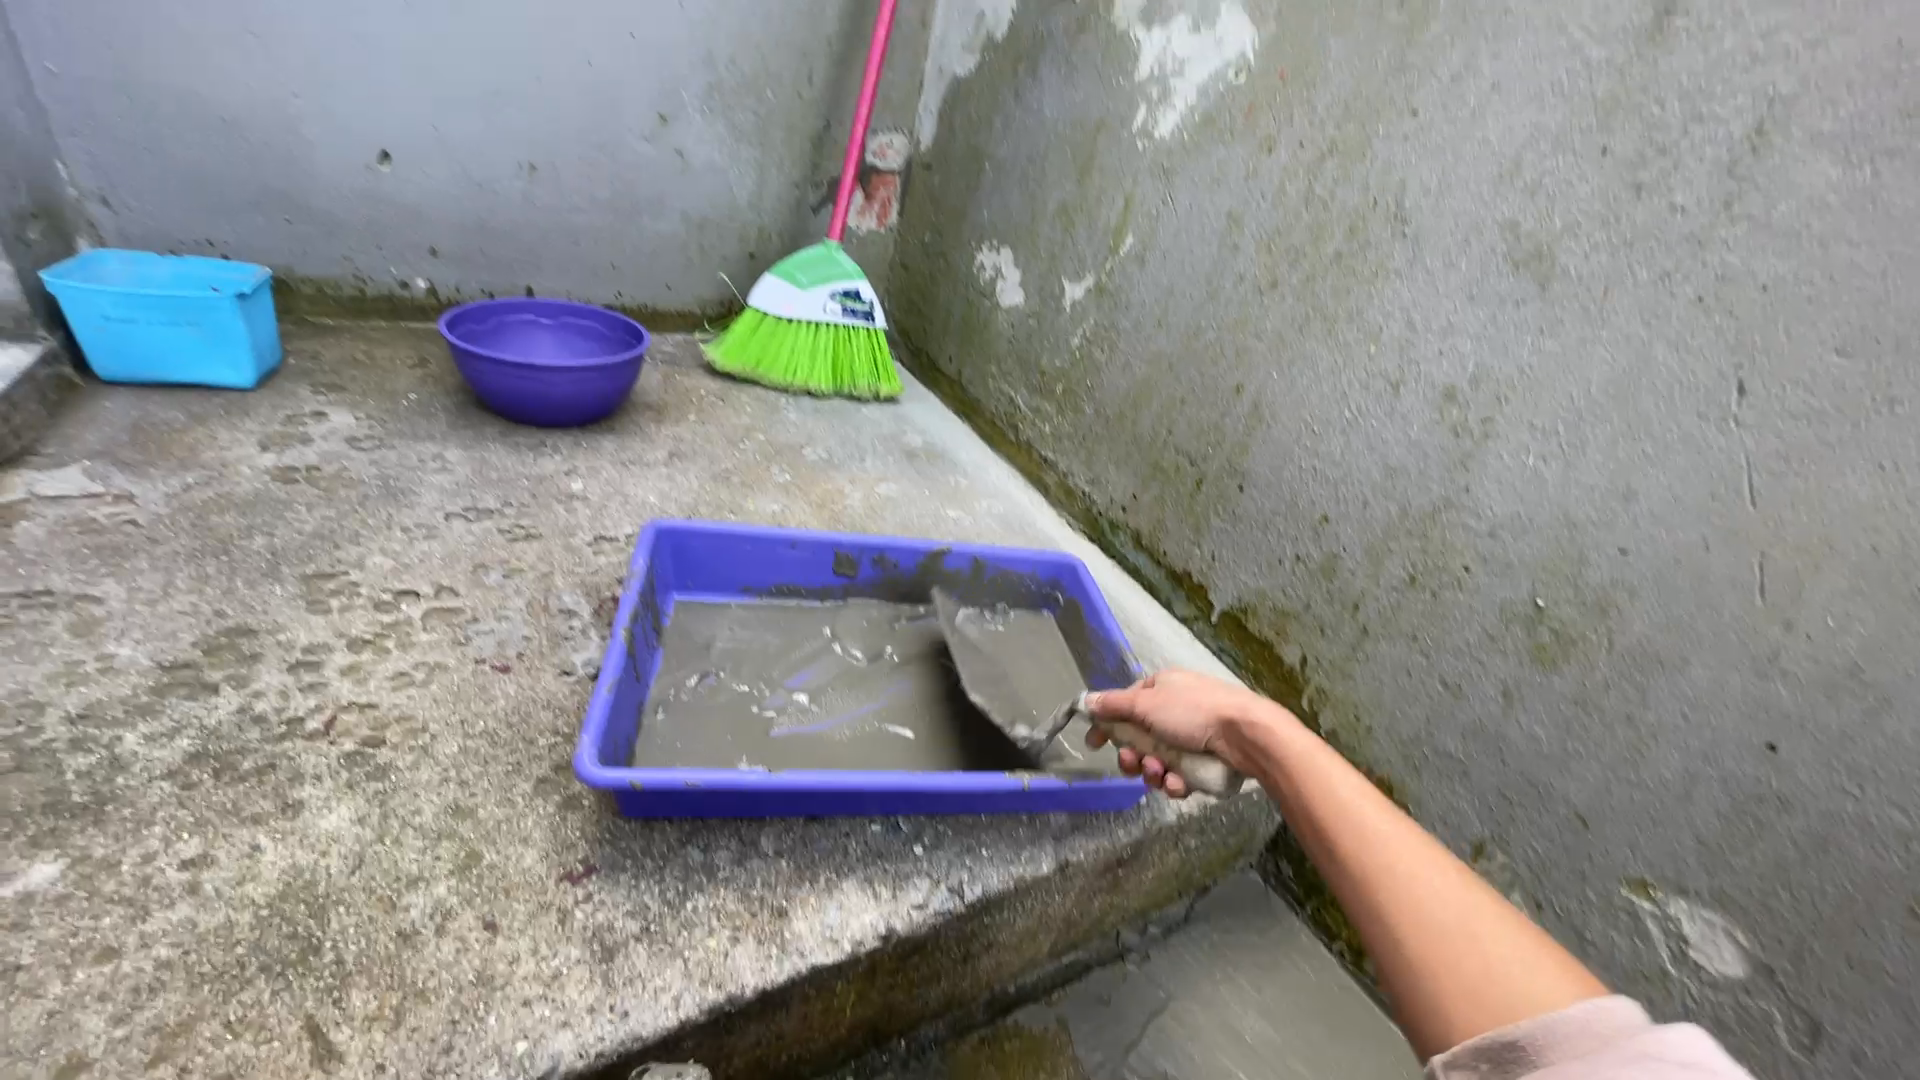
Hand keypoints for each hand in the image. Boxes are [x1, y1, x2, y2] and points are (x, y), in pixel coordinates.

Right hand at [1083, 669, 1282, 797]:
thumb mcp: (1145, 703)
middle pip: (1140, 738)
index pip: (1126, 705)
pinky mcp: (1206, 761)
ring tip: (1160, 773)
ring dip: (1152, 771)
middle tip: (1131, 763)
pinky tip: (1180, 783)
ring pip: (1158, 761)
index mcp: (1161, 688)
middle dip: (1132, 755)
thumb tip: (1086, 700)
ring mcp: (1192, 737)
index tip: (1094, 744)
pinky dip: (1177, 782)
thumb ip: (1114, 704)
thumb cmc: (1192, 711)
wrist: (1245, 734)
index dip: (1108, 724)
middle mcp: (1175, 710)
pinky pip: (1181, 775)